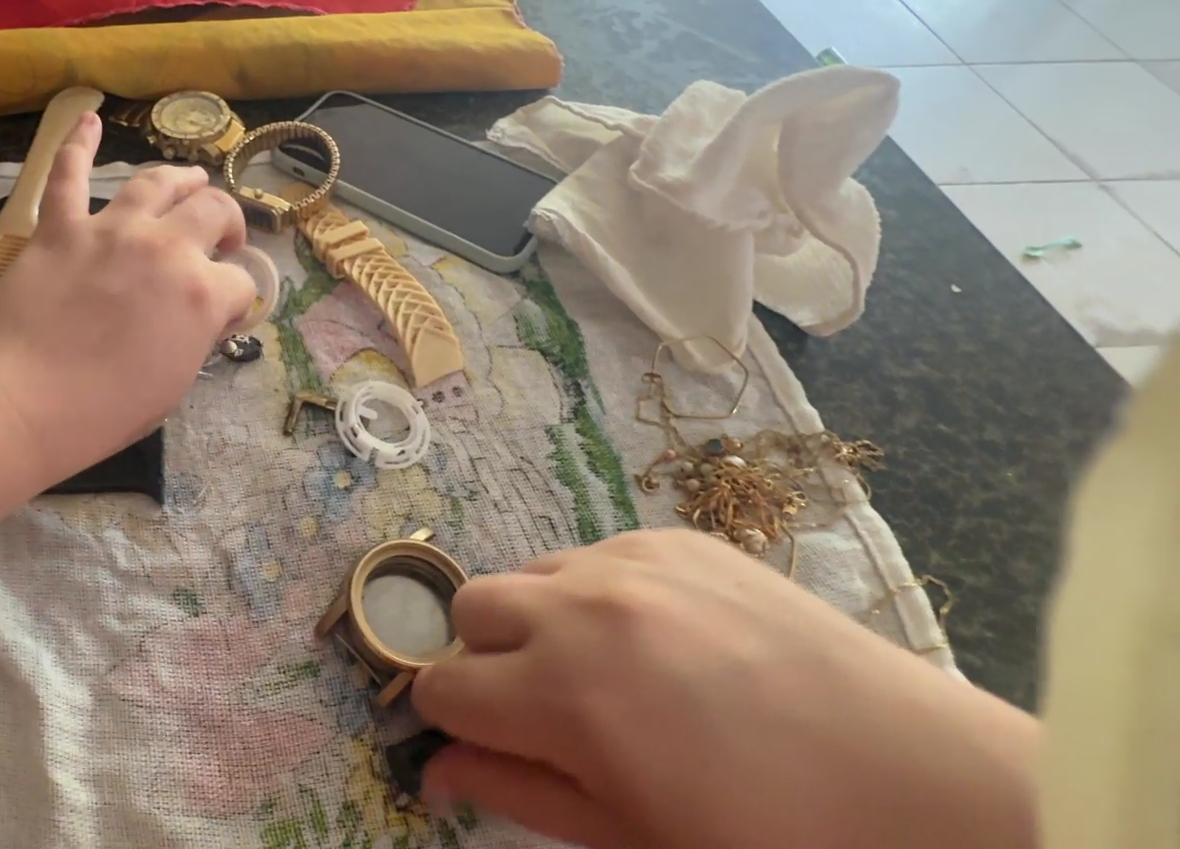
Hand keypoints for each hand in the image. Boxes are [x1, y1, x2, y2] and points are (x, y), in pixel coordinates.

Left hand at [0, 112, 255, 483]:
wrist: (18, 402)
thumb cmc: (100, 411)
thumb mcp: (172, 385)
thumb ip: (195, 337)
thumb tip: (202, 314)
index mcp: (200, 294)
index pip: (240, 282)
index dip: (237, 299)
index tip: (224, 314)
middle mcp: (165, 248)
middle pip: (213, 213)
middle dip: (226, 225)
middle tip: (219, 240)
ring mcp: (110, 230)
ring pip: (157, 183)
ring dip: (182, 178)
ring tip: (191, 179)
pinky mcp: (60, 228)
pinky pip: (68, 174)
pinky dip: (77, 143)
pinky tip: (87, 117)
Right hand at [411, 530, 1037, 848]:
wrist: (920, 780)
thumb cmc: (766, 837)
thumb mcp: (629, 839)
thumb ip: (516, 794)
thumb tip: (434, 770)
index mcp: (564, 697)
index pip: (443, 687)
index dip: (451, 719)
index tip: (484, 736)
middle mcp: (580, 608)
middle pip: (469, 607)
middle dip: (486, 657)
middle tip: (547, 703)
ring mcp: (628, 560)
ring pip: (529, 573)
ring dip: (541, 618)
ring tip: (612, 666)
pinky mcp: (672, 536)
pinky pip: (596, 554)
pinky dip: (600, 593)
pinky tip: (664, 637)